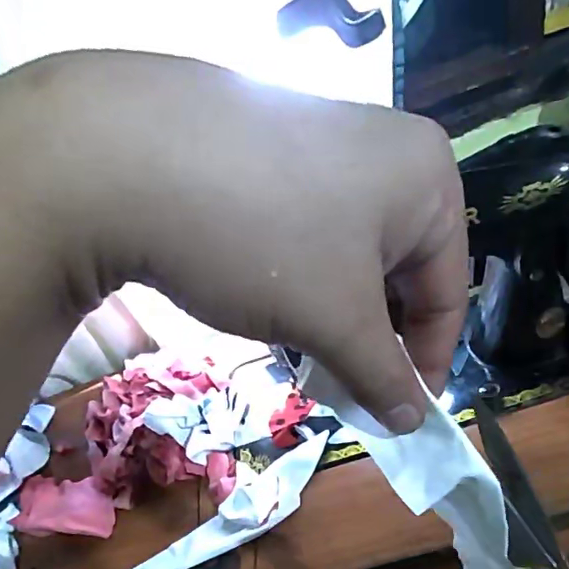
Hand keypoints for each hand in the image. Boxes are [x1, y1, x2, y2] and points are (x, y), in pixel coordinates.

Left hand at [0, 51, 467, 433]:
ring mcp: (324, 145)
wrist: (121, 158)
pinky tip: (269, 307)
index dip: (429, 364)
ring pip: (350, 258)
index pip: (448, 293)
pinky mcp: (271, 152)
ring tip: (302, 356)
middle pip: (399, 274)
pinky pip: (308, 234)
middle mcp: (387, 152)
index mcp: (429, 180)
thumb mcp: (335, 322)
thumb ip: (384, 376)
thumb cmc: (263, 241)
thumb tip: (413, 423)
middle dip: (373, 342)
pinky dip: (301, 283)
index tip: (401, 417)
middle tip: (344, 393)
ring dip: (334, 318)